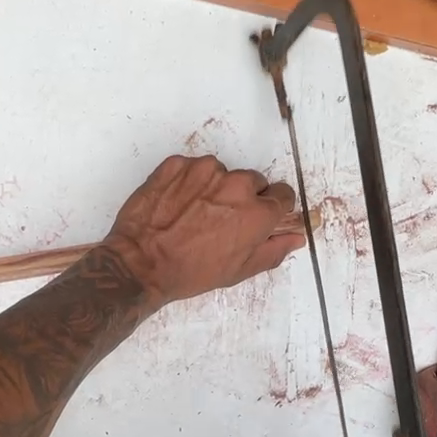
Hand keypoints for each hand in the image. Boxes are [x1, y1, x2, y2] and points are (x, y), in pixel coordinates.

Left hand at [100, 155, 303, 306]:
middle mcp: (236, 184)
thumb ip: (272, 250)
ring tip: (193, 216)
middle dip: (240, 199)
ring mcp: (204, 170)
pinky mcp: (177, 164)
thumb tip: (296, 237)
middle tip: (219, 222)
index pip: (282, 195)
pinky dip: (186, 183)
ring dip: (213, 189)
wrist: (140, 263)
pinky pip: (191, 169)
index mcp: (257, 212)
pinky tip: (176, 207)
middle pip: (251, 182)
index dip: (270, 207)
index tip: (257, 216)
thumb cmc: (189, 272)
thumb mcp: (237, 270)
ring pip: (221, 174)